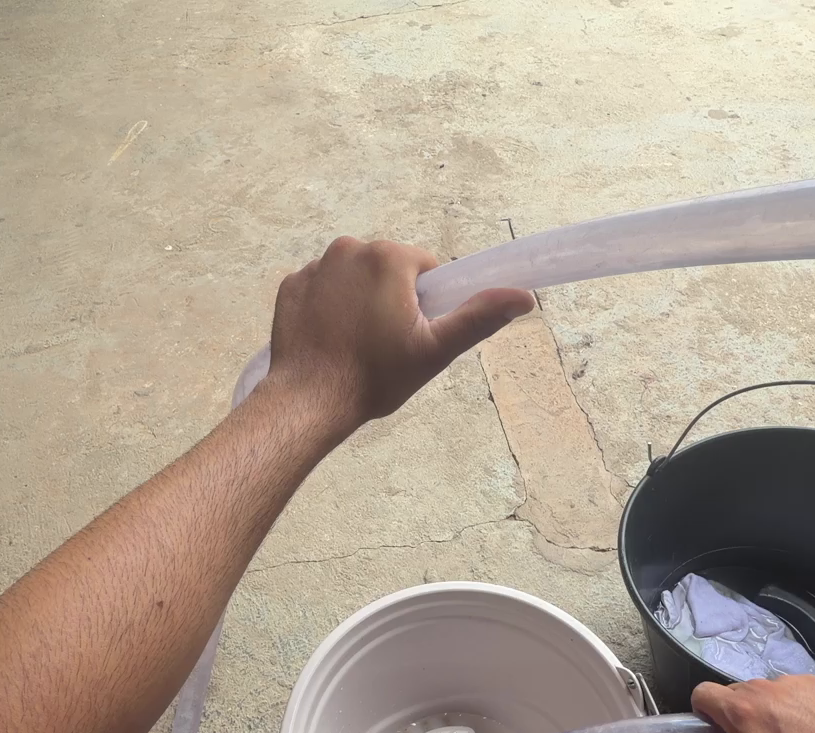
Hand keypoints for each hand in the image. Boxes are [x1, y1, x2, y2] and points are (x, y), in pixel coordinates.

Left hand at [261, 237, 534, 434]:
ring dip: (360, 300)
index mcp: (388, 257)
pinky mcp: (290, 286)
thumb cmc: (374, 378)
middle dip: (391, 298)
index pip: (424, 267)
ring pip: (353, 276)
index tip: (413, 332)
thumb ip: (477, 318)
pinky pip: (321, 288)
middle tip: (386, 343)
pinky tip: (331, 339)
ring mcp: (314, 267)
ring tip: (357, 344)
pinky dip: (328, 307)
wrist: (309, 401)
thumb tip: (524, 297)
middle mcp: (349, 249)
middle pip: (387, 269)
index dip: (425, 301)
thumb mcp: (434, 351)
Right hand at [660, 676, 814, 732]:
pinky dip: (791, 702)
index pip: (701, 693)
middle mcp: (760, 688)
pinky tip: (808, 726)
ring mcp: (789, 682)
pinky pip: (789, 688)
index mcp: (738, 710)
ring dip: (765, 707)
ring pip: (762, 690)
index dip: (705, 713)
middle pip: (733, 693)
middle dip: (737, 713)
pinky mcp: (814, 683)